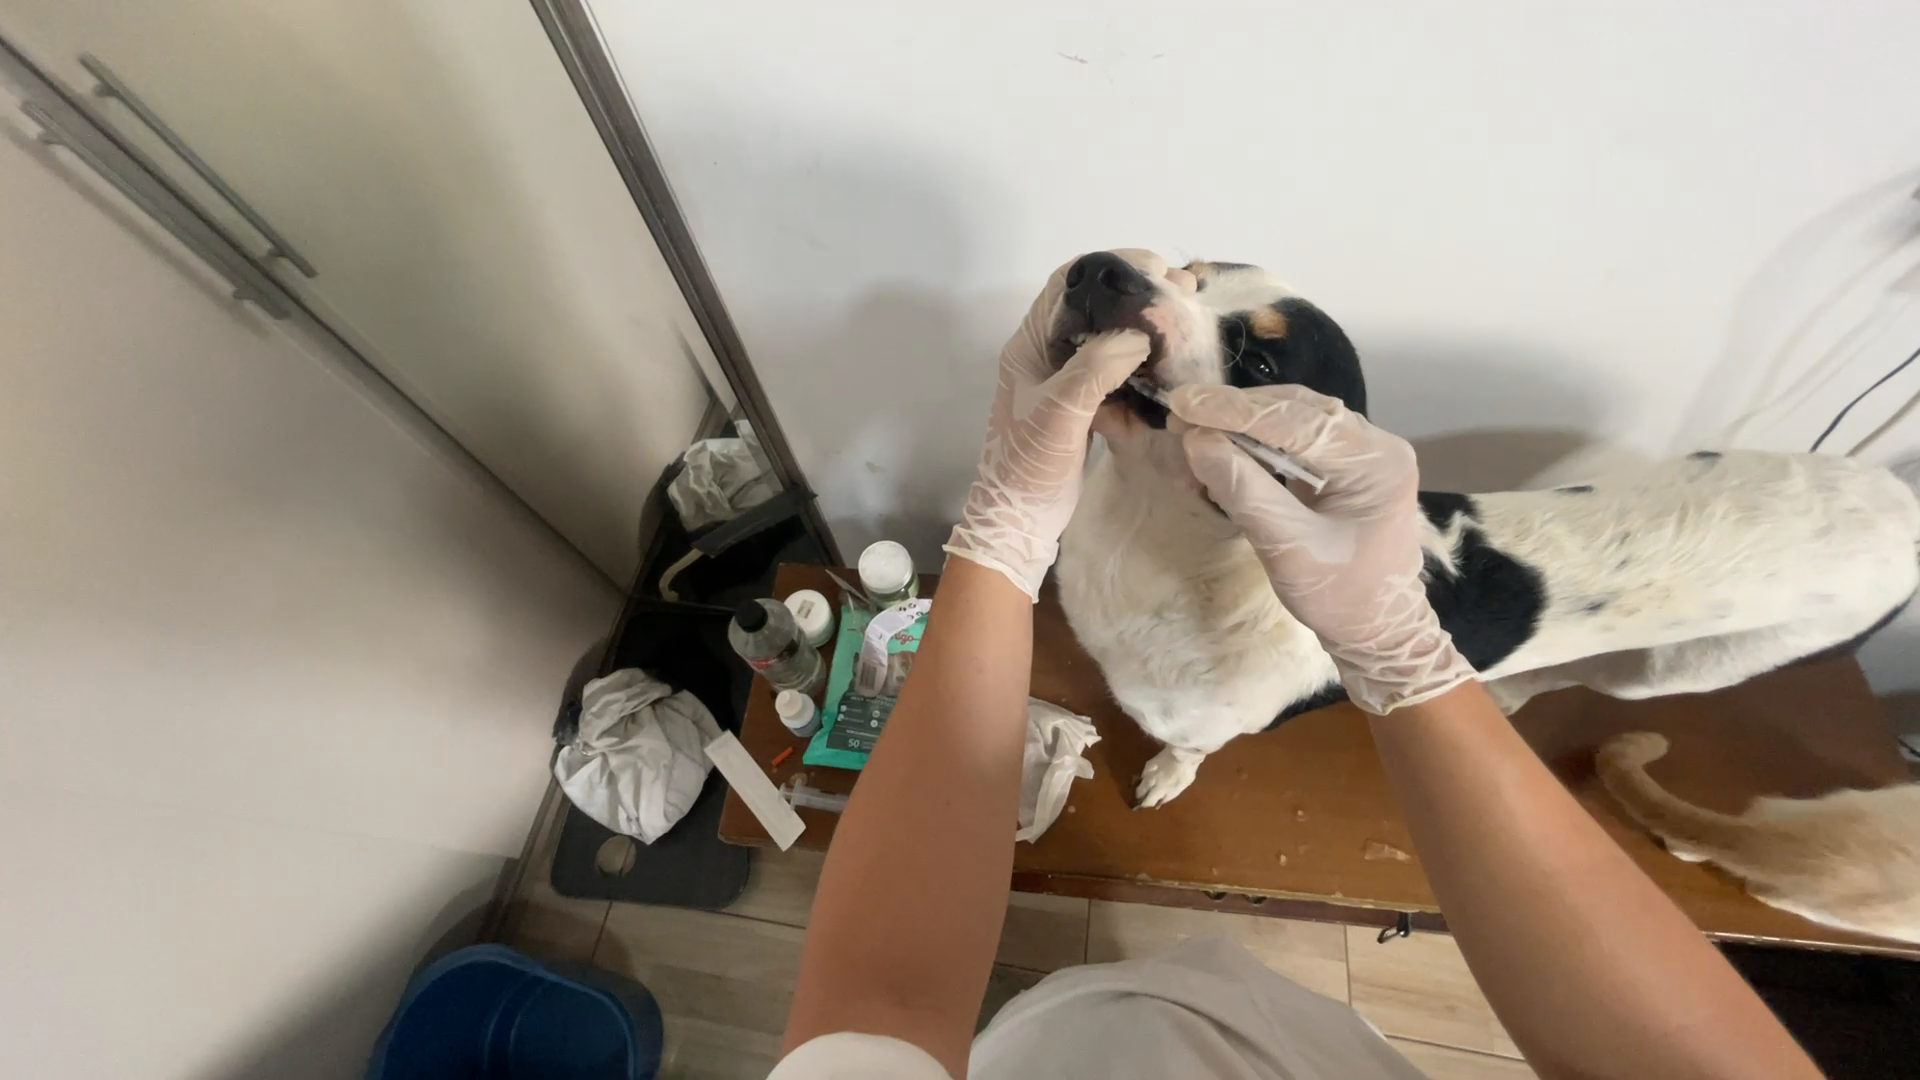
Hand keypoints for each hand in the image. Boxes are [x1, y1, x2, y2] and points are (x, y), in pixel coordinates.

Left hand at [944, 263, 1149, 599]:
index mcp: (1027, 345)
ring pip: (1105, 336)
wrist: (1020, 519)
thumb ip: (1096, 367)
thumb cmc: (1029, 465)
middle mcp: (1043, 352)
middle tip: (1182, 289)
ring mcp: (1063, 378)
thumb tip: (1139, 333)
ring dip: (1142, 323)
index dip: (1110, 268)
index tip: (1155, 268)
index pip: (1067, 285)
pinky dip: (1140, 357)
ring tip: (1185, 313)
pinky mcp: (1081, 402)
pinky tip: (1170, 354)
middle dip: (1135, 292)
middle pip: (1091, 306)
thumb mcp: (1060, 412)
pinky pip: (1112, 367)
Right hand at [1169, 384, 1475, 712]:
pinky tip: (1220, 452)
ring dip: (1237, 426)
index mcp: (1375, 462)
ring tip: (1190, 435)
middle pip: (1294, 410)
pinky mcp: (1341, 464)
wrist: (1377, 631)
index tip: (1182, 403)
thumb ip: (1244, 491)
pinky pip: (1292, 439)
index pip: (1297, 422)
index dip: (1234, 410)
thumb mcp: (1287, 548)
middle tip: (1178, 418)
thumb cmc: (1339, 597)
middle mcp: (1373, 444)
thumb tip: (1196, 442)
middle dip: (1233, 413)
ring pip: (1290, 419)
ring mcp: (1360, 451)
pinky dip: (1251, 443)